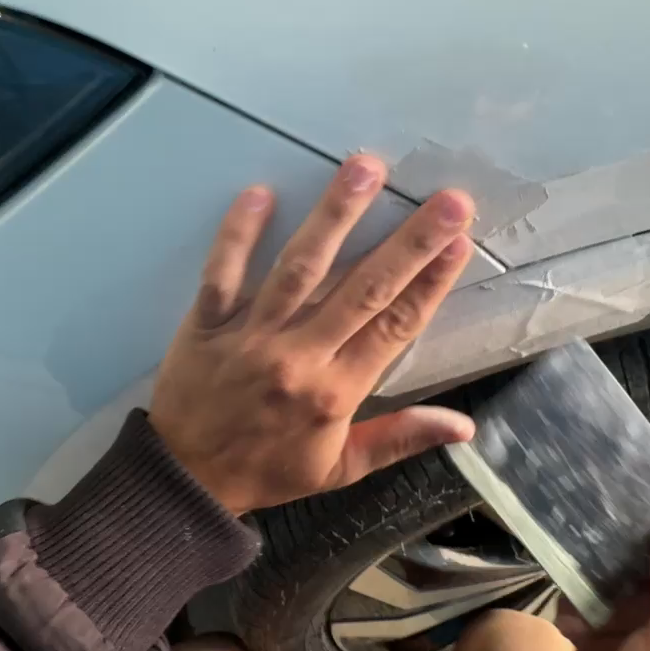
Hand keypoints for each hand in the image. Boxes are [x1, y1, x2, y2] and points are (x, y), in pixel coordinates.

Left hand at [148, 155, 476, 514]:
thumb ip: (401, 438)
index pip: (395, 327)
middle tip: (448, 200)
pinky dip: (238, 235)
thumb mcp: (340, 469)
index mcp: (336, 392)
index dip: (431, 283)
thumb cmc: (268, 470)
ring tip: (366, 169)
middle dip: (410, 242)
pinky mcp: (206, 323)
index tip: (460, 242)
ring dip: (334, 217)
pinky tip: (259, 194)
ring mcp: (251, 334)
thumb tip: (465, 425)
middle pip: (362, 289)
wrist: (184, 481)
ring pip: (299, 268)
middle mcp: (299, 355)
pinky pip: (223, 274)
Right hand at [554, 517, 649, 650]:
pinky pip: (587, 587)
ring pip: (620, 562)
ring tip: (582, 578)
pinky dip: (577, 599)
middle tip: (603, 530)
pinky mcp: (601, 621)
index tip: (646, 513)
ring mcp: (640, 614)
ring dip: (598, 570)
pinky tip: (572, 624)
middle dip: (632, 541)